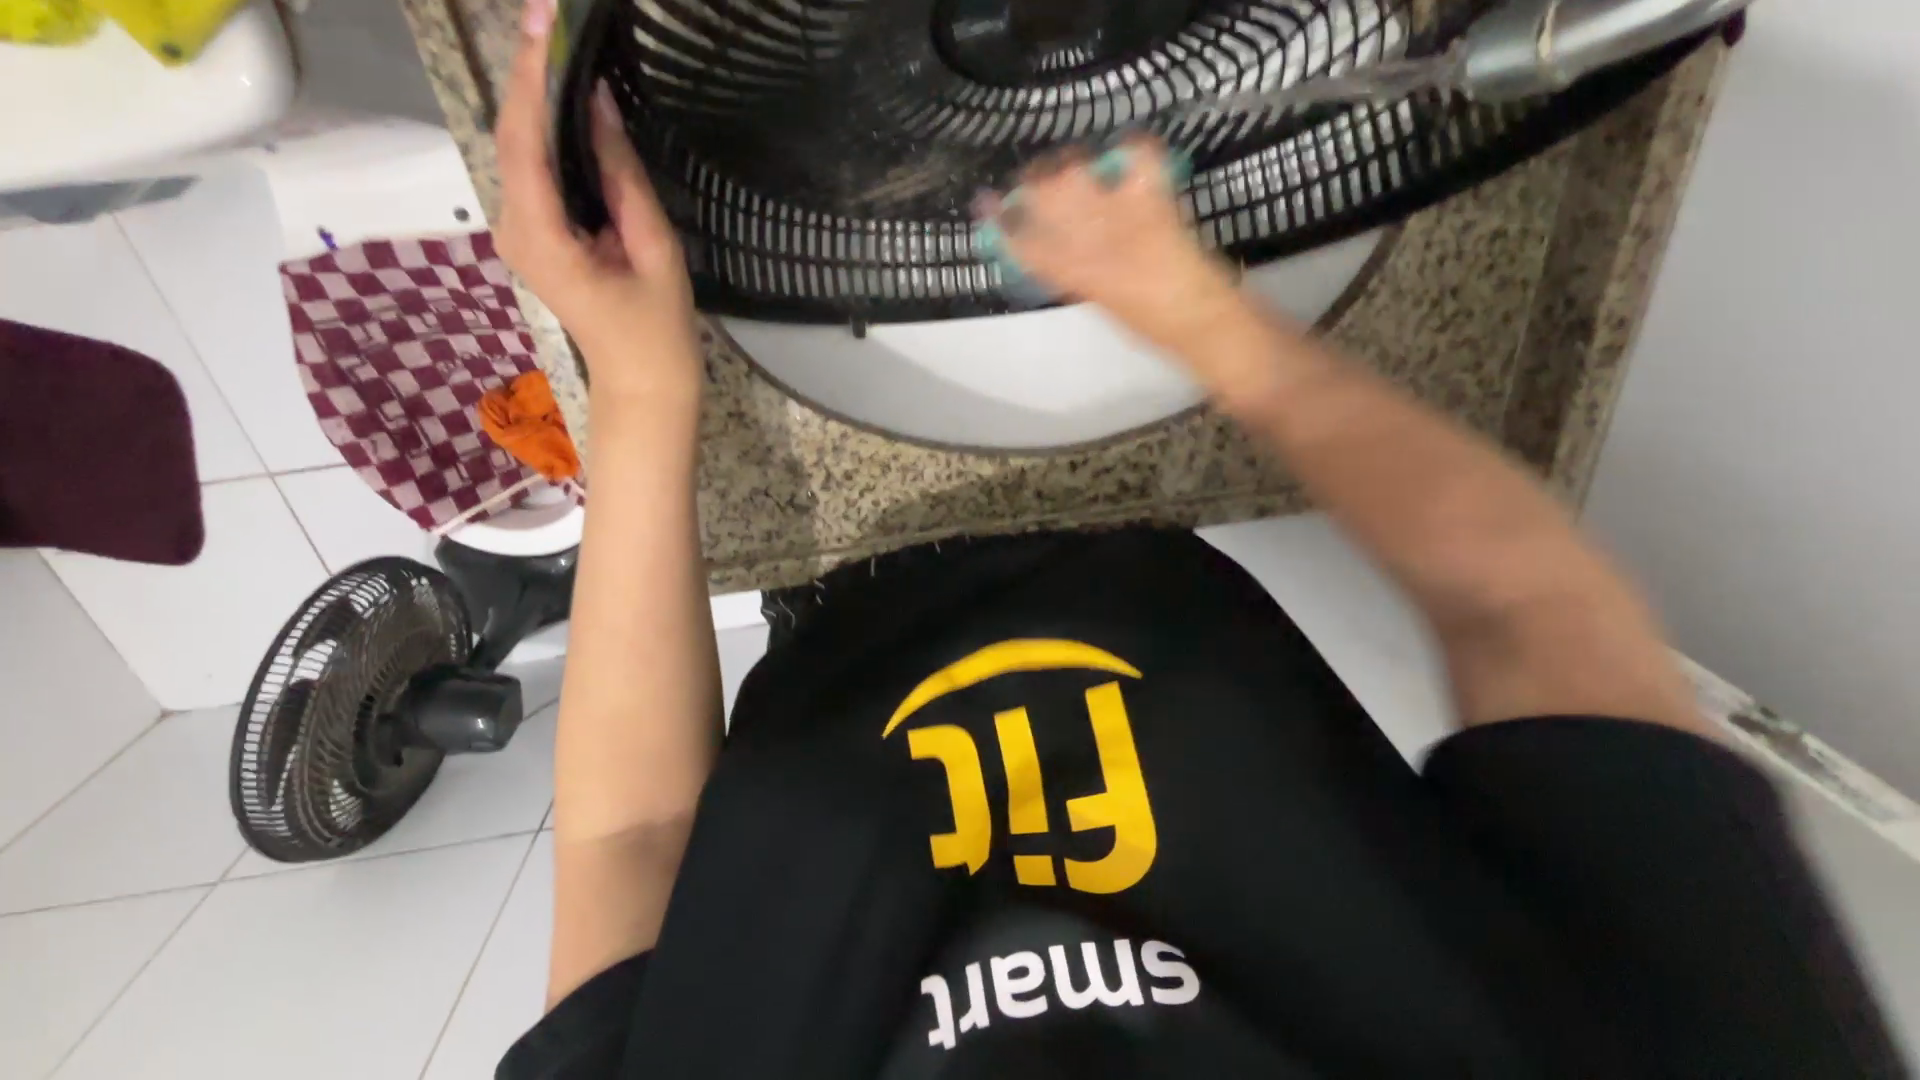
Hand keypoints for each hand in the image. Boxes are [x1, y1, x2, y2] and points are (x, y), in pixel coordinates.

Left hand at [494, 0, 698, 405]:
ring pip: (519, 148)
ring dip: (537, 95)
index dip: (532, 75)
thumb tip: (598, 102)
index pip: (524, 139)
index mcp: (540, 235)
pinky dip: (547, 129)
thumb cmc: (658, 328)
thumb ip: (621, 175)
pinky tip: (566, 97)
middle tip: (552, 16)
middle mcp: (513, 227)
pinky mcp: (534, 233)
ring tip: (558, 41)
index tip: (545, 20)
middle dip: (530, 71)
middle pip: (513, 135)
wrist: (643, 383)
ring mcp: (518, 231)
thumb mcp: (652, 248)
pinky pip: (535, 171)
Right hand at [974, 137, 1241, 352]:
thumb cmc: (1150, 323)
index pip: (1020, 242)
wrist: (1199, 319)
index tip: (985, 202)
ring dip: (1068, 164)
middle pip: (1043, 195)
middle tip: (1037, 179)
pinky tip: (1125, 154)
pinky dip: (1130, 147)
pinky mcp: (1152, 199)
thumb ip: (1076, 272)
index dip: (998, 220)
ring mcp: (1120, 216)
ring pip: (1074, 172)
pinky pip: (1136, 156)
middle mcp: (1087, 242)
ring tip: (1073, 166)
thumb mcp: (1100, 301)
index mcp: (1071, 275)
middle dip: (1033, 180)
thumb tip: (1061, 248)